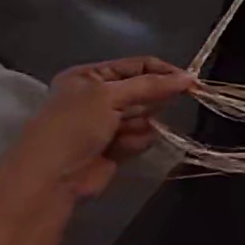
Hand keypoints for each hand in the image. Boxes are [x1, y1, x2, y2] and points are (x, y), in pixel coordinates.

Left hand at [0, 57, 195, 200]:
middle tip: (136, 112)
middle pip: (146, 91)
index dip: (166, 72)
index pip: (139, 66)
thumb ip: (152, 85)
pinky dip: (136, 141)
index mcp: (90, 77)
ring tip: (119, 136)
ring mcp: (108, 121)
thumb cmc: (73, 128)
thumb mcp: (110, 97)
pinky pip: (144, 136)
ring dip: (139, 126)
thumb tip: (191, 78)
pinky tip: (118, 149)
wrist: (52, 179)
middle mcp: (99, 96)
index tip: (192, 83)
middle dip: (148, 104)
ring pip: (148, 116)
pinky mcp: (118, 144)